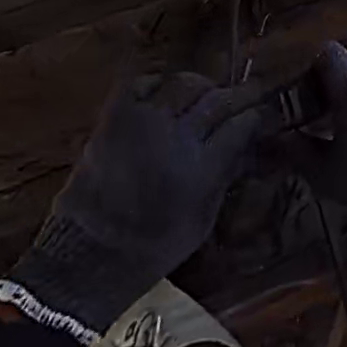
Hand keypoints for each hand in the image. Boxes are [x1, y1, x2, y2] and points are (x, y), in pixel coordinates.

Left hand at [0, 73, 265, 343]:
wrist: (83, 263)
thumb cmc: (152, 247)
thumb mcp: (204, 218)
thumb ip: (226, 176)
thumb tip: (246, 146)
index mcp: (203, 166)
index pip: (244, 122)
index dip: (258, 114)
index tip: (264, 113)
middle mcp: (178, 138)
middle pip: (220, 99)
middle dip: (240, 94)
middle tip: (248, 94)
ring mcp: (144, 126)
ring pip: (185, 84)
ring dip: (201, 87)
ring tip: (205, 94)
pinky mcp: (113, 123)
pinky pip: (139, 85)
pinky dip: (155, 83)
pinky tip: (163, 94)